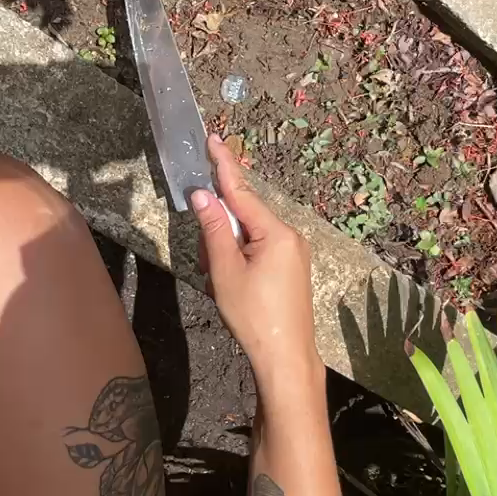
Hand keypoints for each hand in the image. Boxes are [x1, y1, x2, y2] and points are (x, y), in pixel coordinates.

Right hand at [192, 135, 320, 393]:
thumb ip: (214, 228)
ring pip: (251, 233)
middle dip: (219, 228)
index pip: (241, 190)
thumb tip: (202, 193)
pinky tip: (231, 279)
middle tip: (207, 262)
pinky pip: (261, 247)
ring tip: (219, 281)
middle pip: (245, 214)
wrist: (285, 357)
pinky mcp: (293, 267)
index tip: (213, 138)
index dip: (224, 164)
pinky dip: (240, 255)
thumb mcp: (225, 270)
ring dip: (227, 248)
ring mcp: (294, 252)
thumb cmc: (253, 315)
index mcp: (275, 232)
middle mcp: (289, 235)